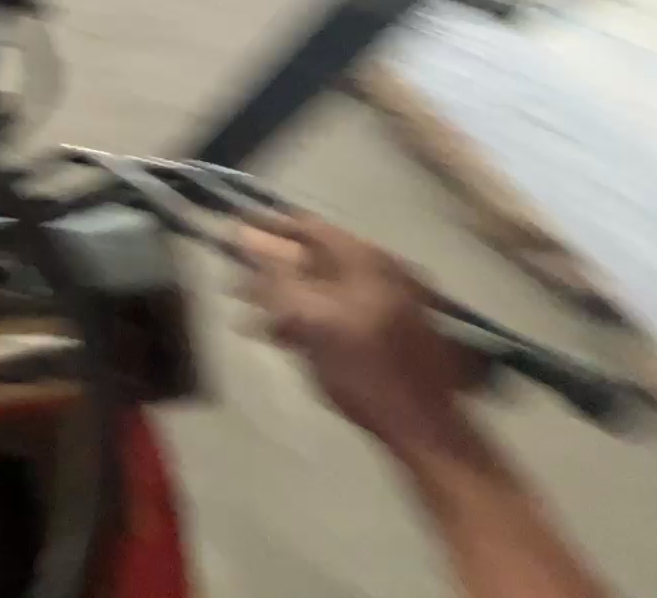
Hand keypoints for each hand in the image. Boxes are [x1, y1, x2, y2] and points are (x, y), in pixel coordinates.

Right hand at [237, 216, 476, 458]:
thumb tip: (244, 235)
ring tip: (250, 315)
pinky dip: (307, 314)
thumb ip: (274, 274)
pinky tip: (281, 335)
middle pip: (313, 256)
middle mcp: (381, 271)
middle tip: (234, 281)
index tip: (231, 230)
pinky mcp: (389, 328)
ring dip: (283, 295)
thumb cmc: (362, 369)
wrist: (424, 430)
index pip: (307, 226)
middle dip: (270, 268)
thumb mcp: (309, 318)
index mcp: (367, 261)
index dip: (266, 226)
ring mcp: (389, 300)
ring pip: (322, 285)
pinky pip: (338, 307)